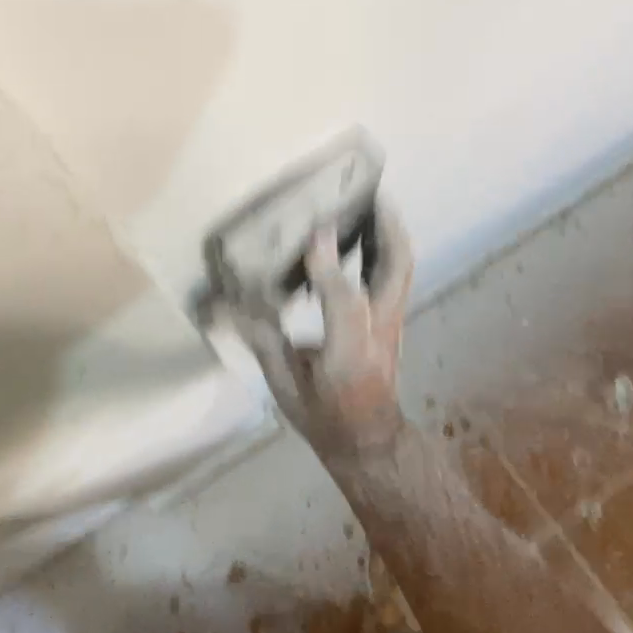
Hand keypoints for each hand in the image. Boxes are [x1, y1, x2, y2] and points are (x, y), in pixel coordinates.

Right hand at [234, 203, 414, 456]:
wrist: (370, 441)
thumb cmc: (325, 417)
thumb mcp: (286, 388)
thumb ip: (264, 342)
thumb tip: (230, 305)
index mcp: (349, 353)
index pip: (344, 302)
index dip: (328, 265)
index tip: (316, 229)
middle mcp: (379, 330)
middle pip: (397, 268)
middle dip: (385, 225)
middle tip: (366, 191)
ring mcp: (393, 322)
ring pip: (402, 265)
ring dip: (389, 230)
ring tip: (369, 201)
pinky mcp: (394, 320)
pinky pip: (396, 274)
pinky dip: (384, 247)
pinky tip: (364, 234)